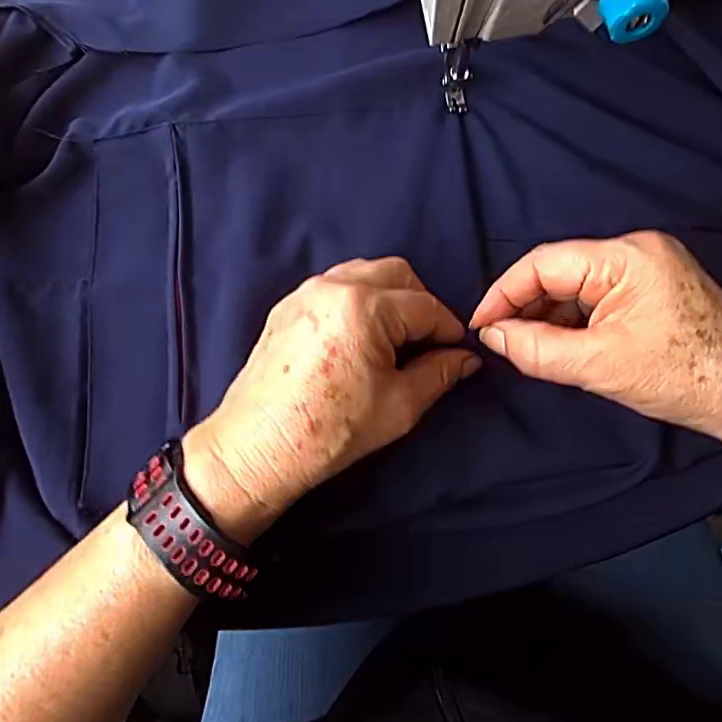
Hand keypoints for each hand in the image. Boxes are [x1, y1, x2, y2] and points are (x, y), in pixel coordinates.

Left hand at [184, 258, 479, 542]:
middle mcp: (330, 288)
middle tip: (427, 343)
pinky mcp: (285, 309)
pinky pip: (332, 288)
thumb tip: (463, 359)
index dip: (448, 329)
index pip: (425, 305)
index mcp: (362, 307)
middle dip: (419, 303)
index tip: (456, 351)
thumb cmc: (327, 430)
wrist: (258, 447)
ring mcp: (302, 295)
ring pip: (361, 274)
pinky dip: (356, 301)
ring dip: (387, 298)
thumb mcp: (399, 405)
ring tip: (394, 341)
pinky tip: (360, 339)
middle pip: (395, 274)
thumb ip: (439, 373)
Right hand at [469, 231, 721, 466]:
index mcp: (628, 258)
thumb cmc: (686, 379)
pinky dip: (565, 319)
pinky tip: (553, 343)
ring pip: (569, 284)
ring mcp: (644, 266)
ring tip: (523, 346)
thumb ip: (534, 348)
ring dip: (542, 314)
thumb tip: (491, 335)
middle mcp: (636, 250)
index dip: (502, 294)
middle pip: (555, 271)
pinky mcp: (647, 286)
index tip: (479, 325)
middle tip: (497, 339)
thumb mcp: (596, 366)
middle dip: (521, 305)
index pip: (543, 264)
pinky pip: (589, 294)